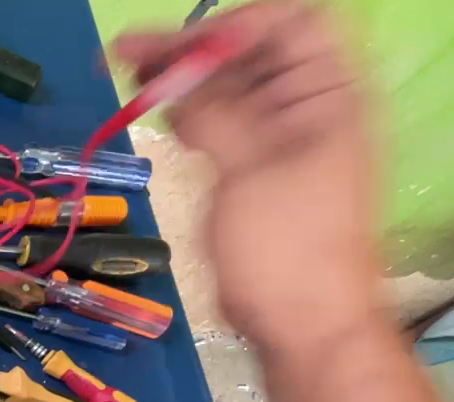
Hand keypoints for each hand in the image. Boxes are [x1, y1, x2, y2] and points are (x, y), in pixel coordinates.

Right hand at [115, 0, 384, 359]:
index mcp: (328, 93)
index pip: (286, 24)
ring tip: (130, 79)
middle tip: (124, 55)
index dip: (226, 28)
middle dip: (191, 49)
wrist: (302, 321)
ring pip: (230, 89)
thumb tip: (176, 76)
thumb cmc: (286, 249)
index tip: (168, 49)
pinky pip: (221, 126)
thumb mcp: (253, 174)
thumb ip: (218, 115)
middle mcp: (307, 105)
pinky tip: (159, 115)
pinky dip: (190, 114)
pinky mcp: (252, 171)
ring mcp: (279, 139)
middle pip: (251, 52)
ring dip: (182, 79)